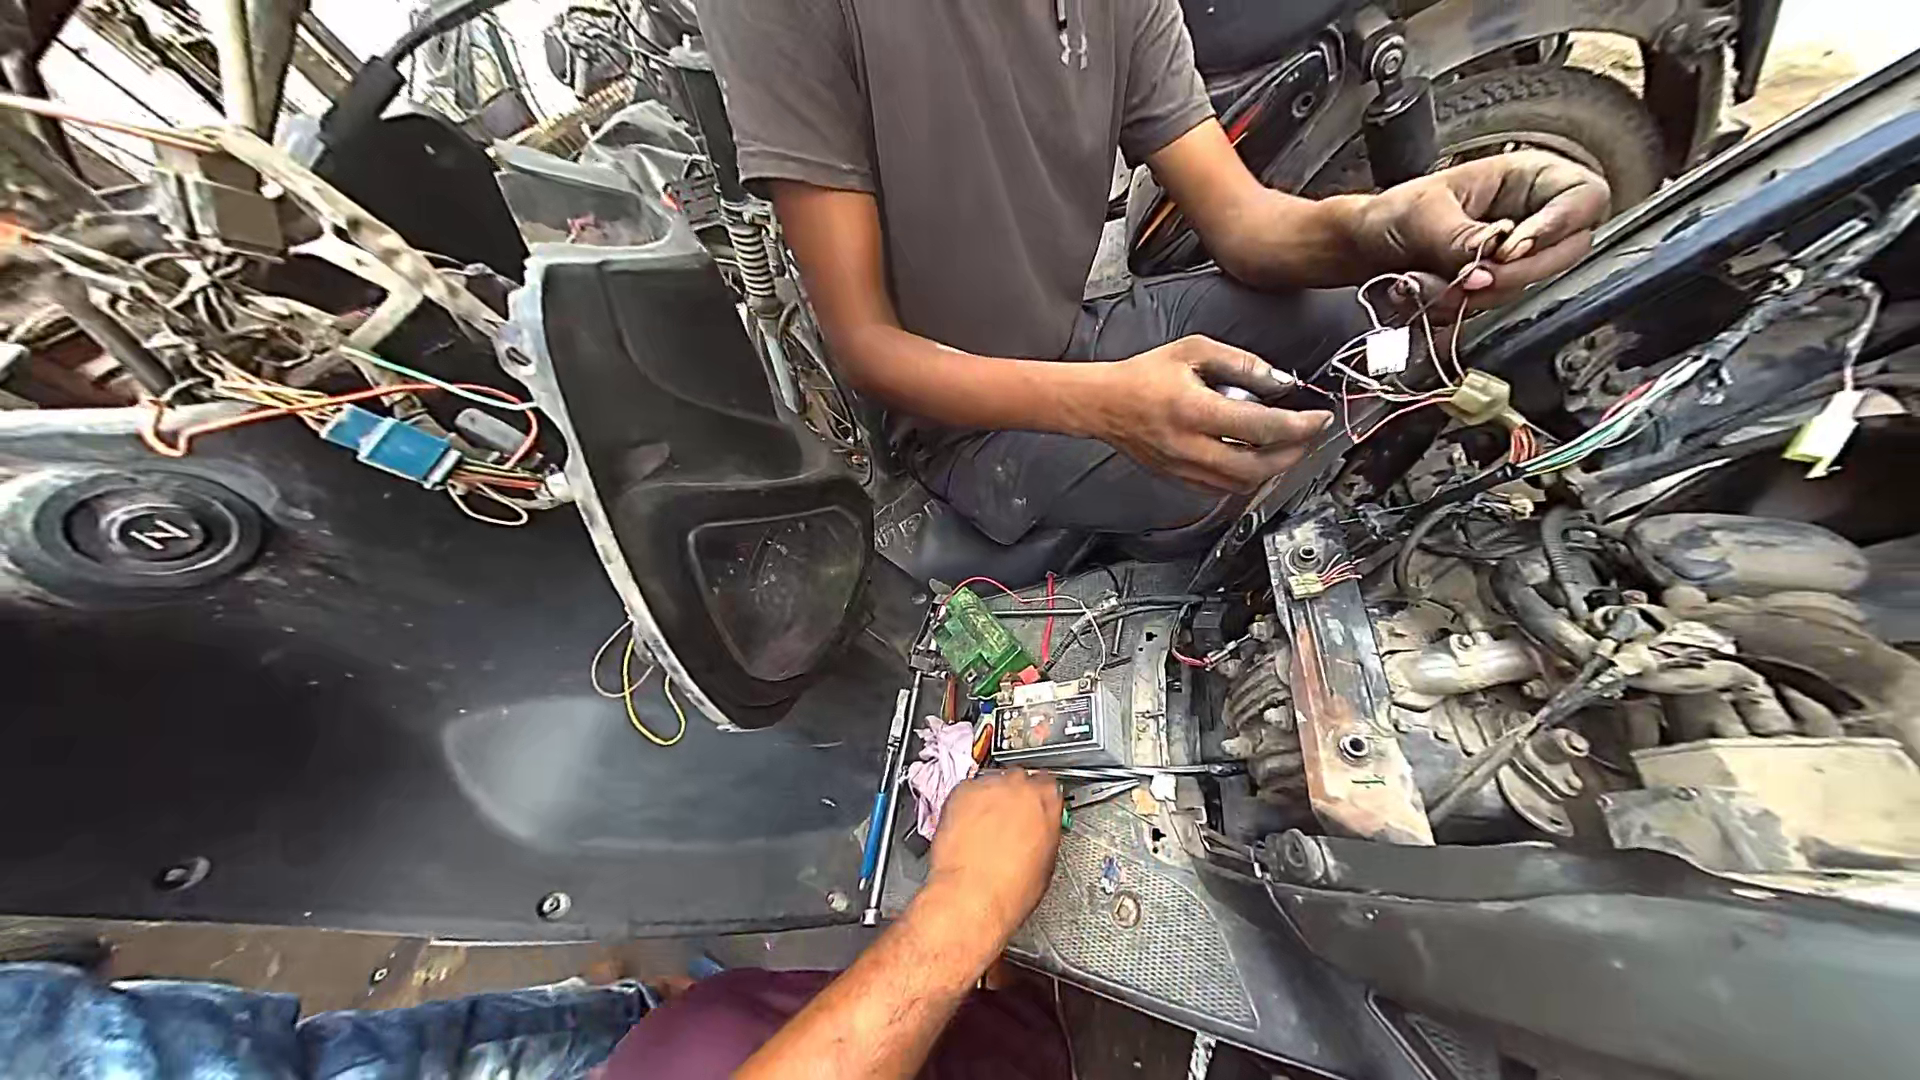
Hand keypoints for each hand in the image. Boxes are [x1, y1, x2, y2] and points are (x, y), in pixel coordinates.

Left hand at [924, 768, 1063, 936]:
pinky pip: (967, 791)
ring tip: (983, 827)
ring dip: (990, 799)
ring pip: (992, 783)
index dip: (1039, 798)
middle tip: (1006, 820)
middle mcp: (1018, 786)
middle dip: (1013, 796)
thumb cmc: (1009, 889)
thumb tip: (1039, 830)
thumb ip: (1045, 832)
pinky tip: (967, 827)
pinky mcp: (961, 791)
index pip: (1047, 784)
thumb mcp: (1046, 862)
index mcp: (1046, 800)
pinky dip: (967, 804)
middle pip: (1018, 778)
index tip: (1033, 807)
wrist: (972, 896)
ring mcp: (988, 786)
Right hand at [1086, 335, 1331, 492]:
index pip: (1262, 427)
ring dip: (1270, 470)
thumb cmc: (1144, 375)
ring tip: (1282, 449)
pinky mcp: (1175, 477)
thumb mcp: (1194, 350)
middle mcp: (1188, 446)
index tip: (1318, 418)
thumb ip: (1241, 363)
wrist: (1104, 404)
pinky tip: (1251, 460)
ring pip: (1240, 484)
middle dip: (1292, 454)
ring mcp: (1181, 467)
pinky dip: (1243, 479)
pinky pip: (1219, 490)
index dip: (1300, 426)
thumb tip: (1280, 382)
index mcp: (1194, 410)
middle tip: (1306, 437)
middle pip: (1256, 467)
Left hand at [1357, 150, 1611, 312]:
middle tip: (1467, 280)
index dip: (1555, 229)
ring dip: (1463, 295)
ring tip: (1415, 281)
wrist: (1356, 247)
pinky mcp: (1480, 288)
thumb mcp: (1425, 215)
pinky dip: (1444, 309)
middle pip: (1564, 254)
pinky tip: (1412, 292)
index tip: (1506, 251)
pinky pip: (1478, 309)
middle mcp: (1529, 219)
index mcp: (1530, 180)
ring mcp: (1507, 258)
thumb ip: (1462, 238)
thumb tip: (1493, 261)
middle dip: (1511, 275)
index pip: (1585, 200)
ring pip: (1516, 288)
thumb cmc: (1391, 214)